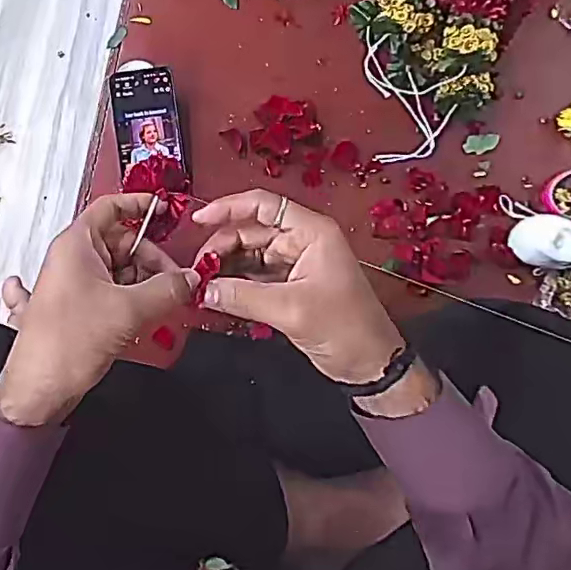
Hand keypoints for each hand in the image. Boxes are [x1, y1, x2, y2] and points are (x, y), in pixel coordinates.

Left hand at [0, 194, 198, 425]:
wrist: (37, 393)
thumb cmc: (64, 346)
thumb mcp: (129, 310)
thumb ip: (168, 289)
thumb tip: (189, 279)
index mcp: (76, 245)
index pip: (111, 207)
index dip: (139, 204)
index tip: (163, 210)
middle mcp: (70, 260)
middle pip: (121, 242)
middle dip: (150, 260)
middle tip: (173, 281)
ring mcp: (69, 284)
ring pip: (116, 270)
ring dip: (140, 284)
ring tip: (159, 304)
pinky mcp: (71, 310)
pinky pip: (104, 294)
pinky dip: (122, 300)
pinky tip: (134, 314)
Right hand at [191, 190, 407, 384]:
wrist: (372, 364)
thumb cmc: (344, 328)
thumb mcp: (291, 310)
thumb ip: (243, 296)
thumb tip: (203, 290)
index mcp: (312, 232)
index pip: (265, 205)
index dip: (229, 208)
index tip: (198, 220)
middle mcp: (303, 240)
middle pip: (252, 230)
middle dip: (223, 246)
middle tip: (198, 270)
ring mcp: (296, 262)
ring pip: (251, 253)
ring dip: (227, 266)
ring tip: (202, 283)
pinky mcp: (290, 285)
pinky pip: (256, 275)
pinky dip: (236, 282)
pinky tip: (217, 293)